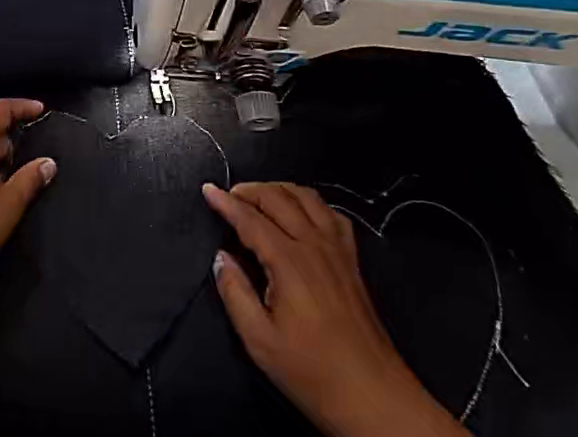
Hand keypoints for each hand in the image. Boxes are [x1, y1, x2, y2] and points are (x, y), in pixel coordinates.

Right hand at [204, 183, 466, 436]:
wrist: (369, 389)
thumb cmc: (310, 370)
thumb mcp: (260, 340)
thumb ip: (236, 293)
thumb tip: (221, 258)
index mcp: (289, 261)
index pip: (250, 219)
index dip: (226, 203)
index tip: (208, 189)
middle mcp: (314, 243)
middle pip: (279, 198)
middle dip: (251, 190)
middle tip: (230, 195)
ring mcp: (337, 247)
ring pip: (307, 197)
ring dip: (280, 189)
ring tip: (260, 196)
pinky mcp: (352, 257)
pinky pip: (331, 213)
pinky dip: (311, 202)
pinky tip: (302, 212)